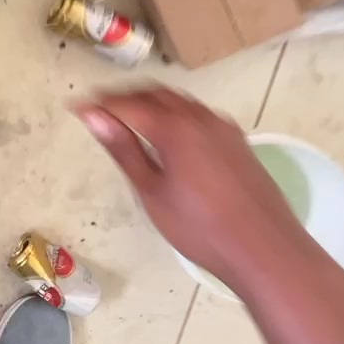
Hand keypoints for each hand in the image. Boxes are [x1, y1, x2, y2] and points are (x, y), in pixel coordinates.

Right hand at [74, 87, 326, 296]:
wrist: (266, 250)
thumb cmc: (199, 227)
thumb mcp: (151, 190)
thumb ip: (123, 149)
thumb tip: (93, 116)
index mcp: (174, 128)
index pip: (127, 104)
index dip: (99, 104)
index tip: (77, 107)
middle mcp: (200, 118)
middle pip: (154, 93)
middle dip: (123, 96)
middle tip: (98, 110)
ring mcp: (223, 128)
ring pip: (179, 101)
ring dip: (150, 101)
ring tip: (127, 119)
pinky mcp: (237, 141)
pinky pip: (198, 113)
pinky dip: (173, 112)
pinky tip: (167, 133)